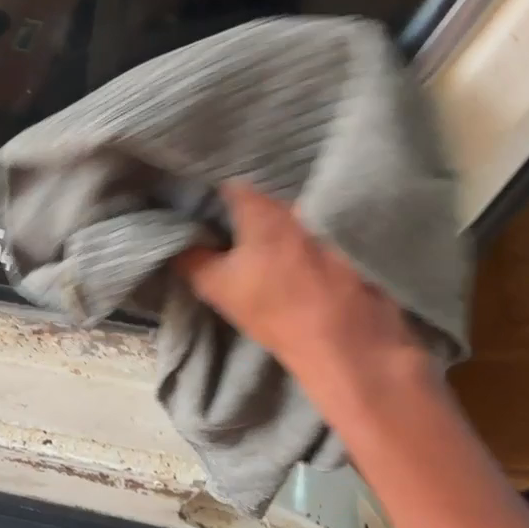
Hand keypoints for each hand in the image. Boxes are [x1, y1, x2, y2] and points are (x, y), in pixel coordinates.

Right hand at [176, 183, 431, 384]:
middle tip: (231, 233)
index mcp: (264, 209)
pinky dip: (307, 236)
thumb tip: (175, 241)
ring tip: (269, 247)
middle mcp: (299, 203)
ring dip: (280, 225)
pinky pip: (320, 227)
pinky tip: (301, 260)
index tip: (201, 211)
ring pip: (294, 212)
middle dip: (247, 211)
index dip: (211, 195)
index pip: (229, 185)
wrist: (348, 342)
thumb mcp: (218, 289)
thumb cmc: (278, 311)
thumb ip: (191, 258)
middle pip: (264, 197)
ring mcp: (330, 219)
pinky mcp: (353, 239)